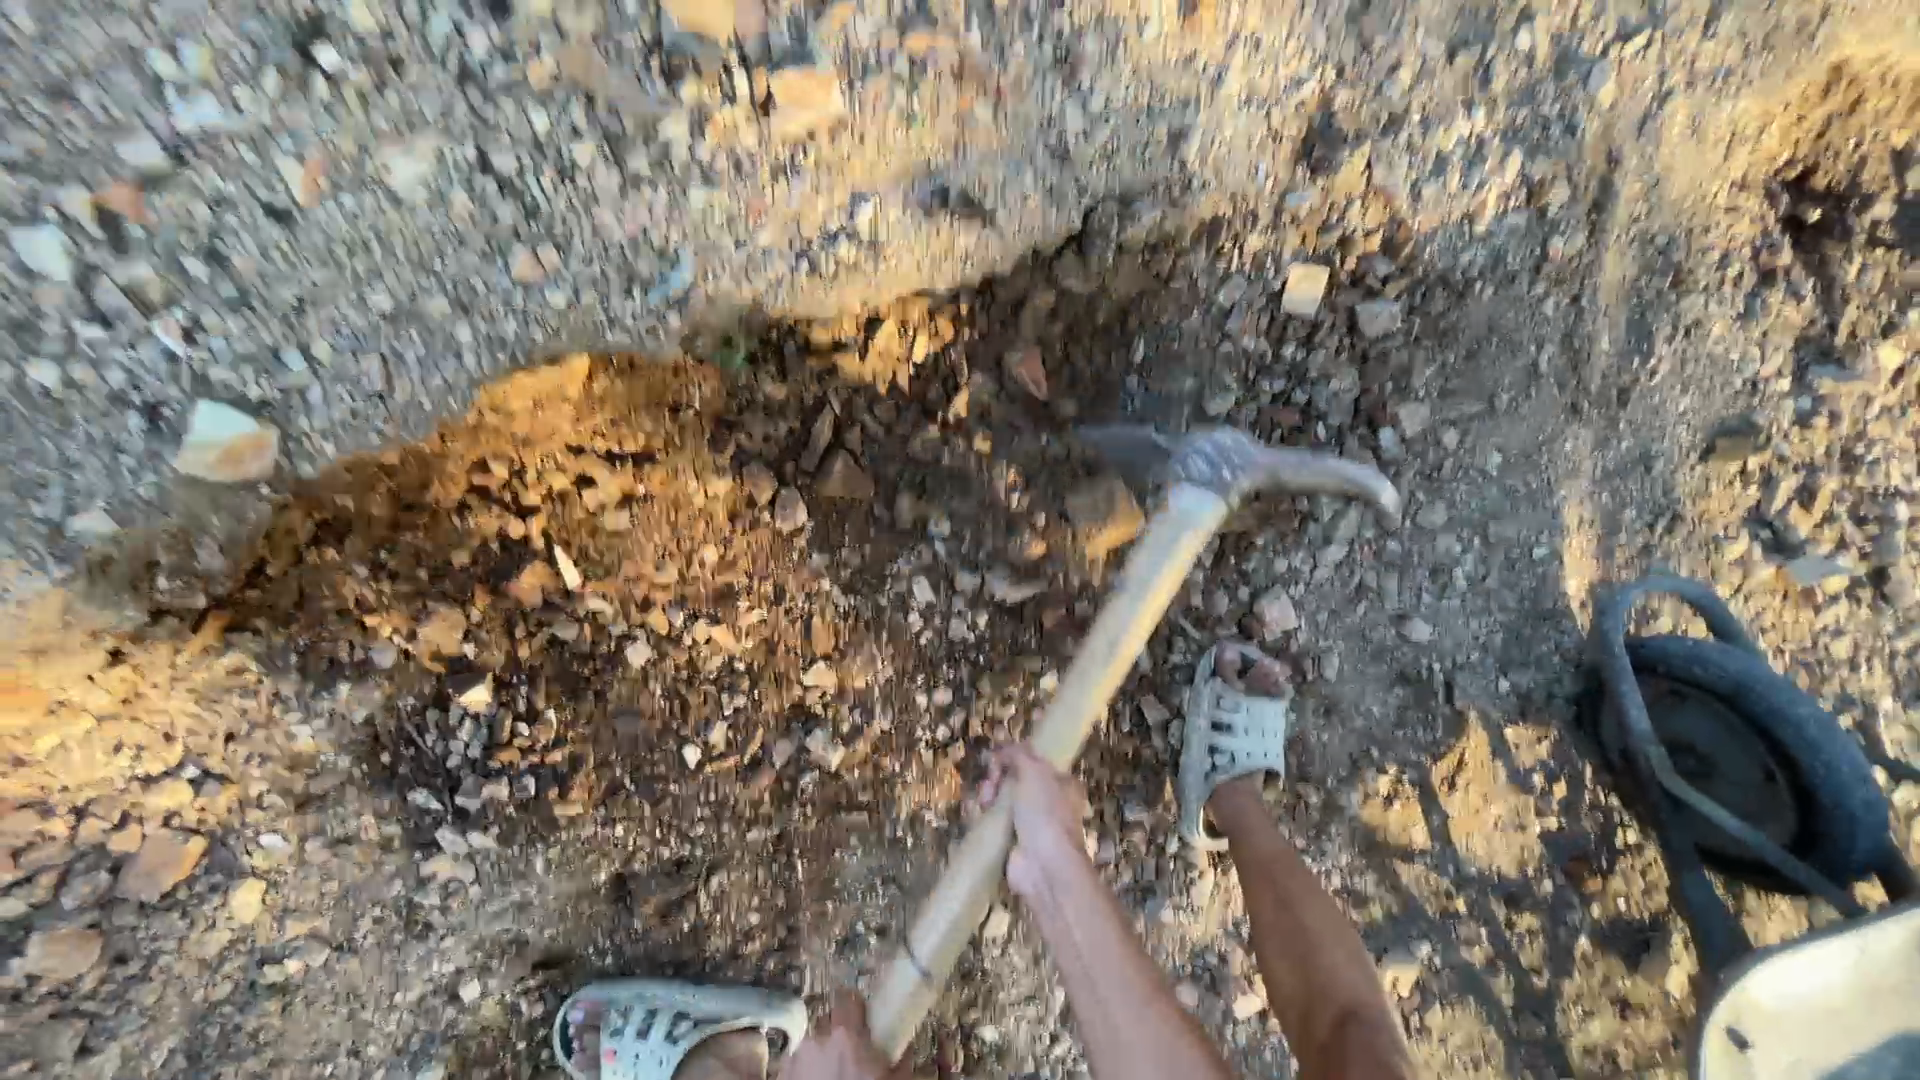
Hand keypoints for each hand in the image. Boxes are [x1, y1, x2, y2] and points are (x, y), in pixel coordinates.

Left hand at [779, 994, 904, 1079]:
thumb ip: (900, 1060)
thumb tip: (905, 1046)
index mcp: (846, 1036)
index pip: (848, 997)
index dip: (857, 1007)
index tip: (865, 1019)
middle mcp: (817, 1040)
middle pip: (830, 1024)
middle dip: (841, 1038)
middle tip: (853, 1060)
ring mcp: (794, 1059)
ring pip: (813, 1047)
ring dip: (823, 1058)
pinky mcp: (781, 1077)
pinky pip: (798, 1065)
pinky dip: (807, 1073)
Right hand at [976, 743, 1090, 898]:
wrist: (1044, 866)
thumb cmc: (1045, 812)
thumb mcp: (1034, 771)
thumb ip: (1018, 754)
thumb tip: (1004, 746)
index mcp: (1061, 783)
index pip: (1035, 762)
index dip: (1015, 757)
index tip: (1000, 756)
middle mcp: (1047, 802)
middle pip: (1014, 780)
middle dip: (998, 776)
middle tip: (991, 780)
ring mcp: (1029, 824)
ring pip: (1002, 800)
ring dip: (989, 794)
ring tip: (984, 800)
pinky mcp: (1012, 841)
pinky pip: (994, 821)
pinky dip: (984, 815)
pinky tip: (978, 812)